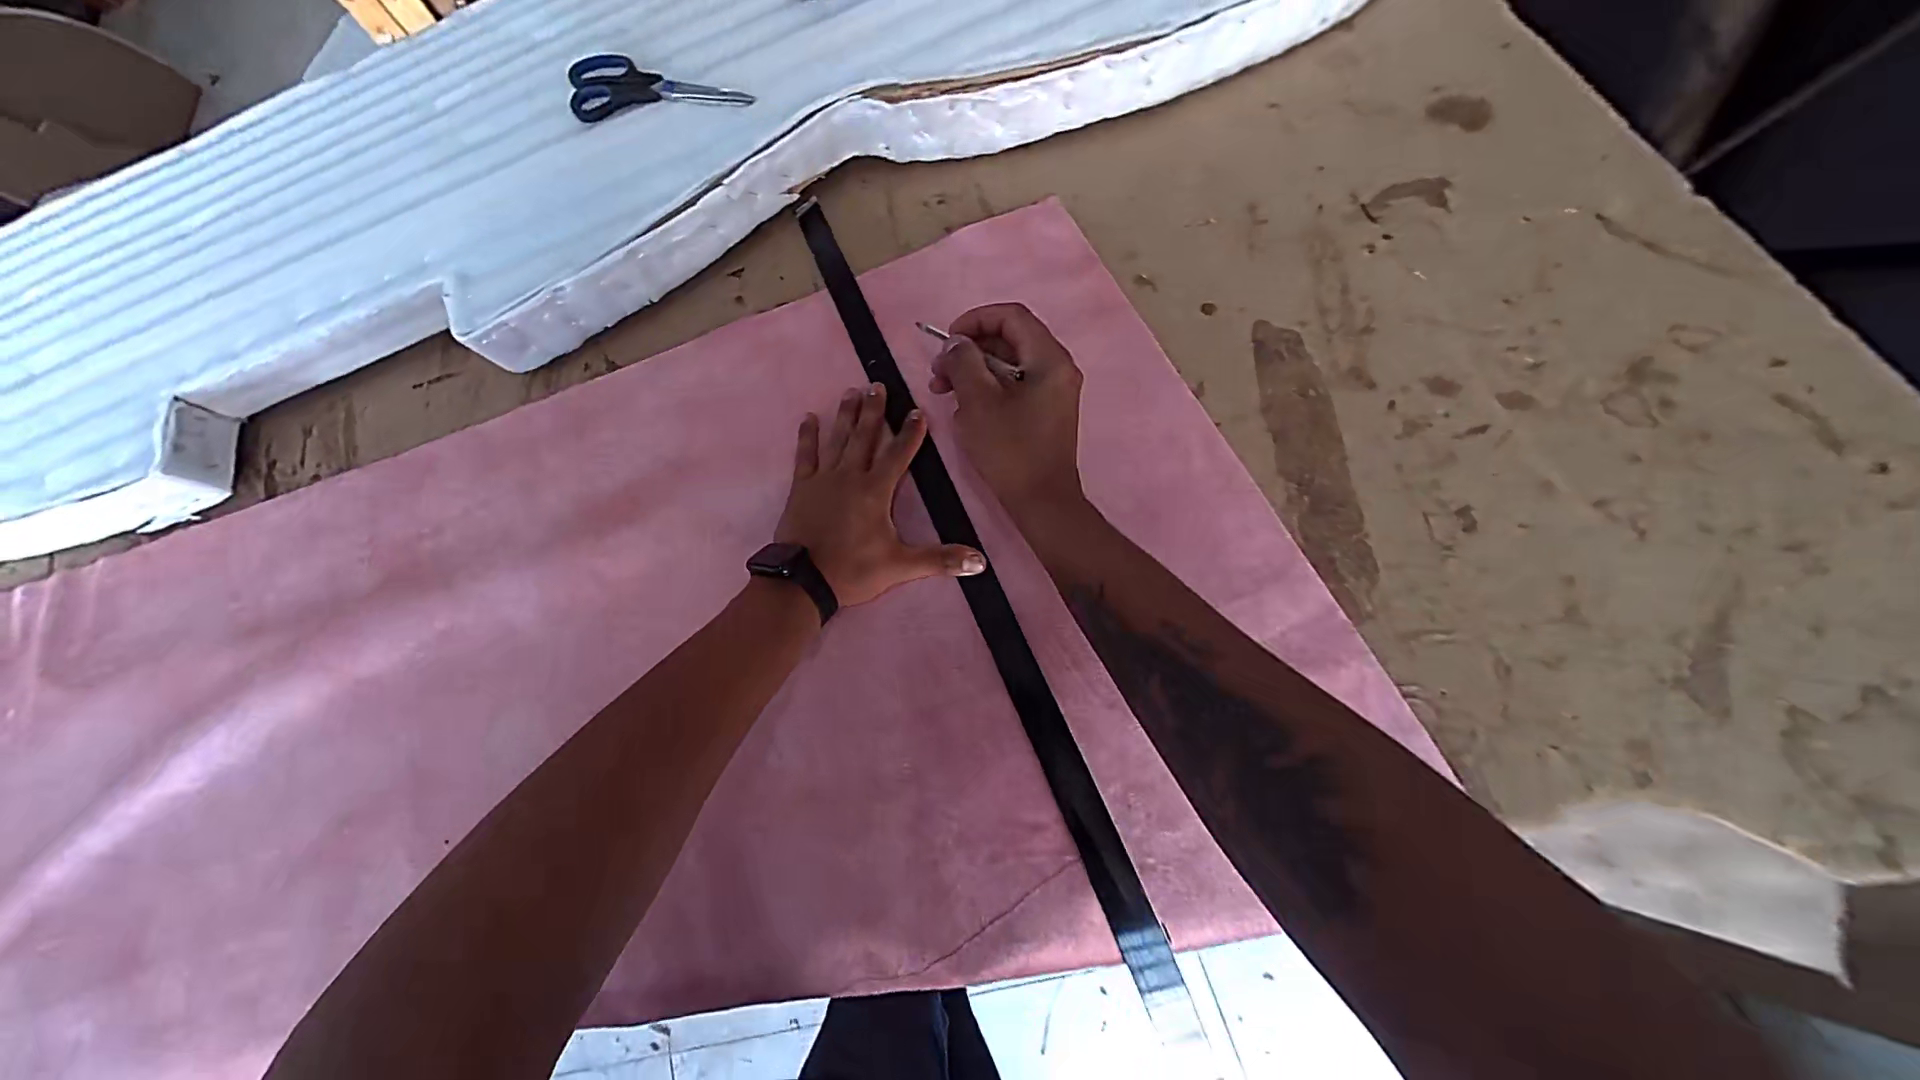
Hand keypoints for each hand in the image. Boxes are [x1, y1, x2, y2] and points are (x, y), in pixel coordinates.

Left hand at [775, 383, 985, 606]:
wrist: (802, 580)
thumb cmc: (853, 570)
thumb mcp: (901, 566)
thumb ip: (940, 559)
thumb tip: (980, 562)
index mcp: (876, 491)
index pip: (899, 454)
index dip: (911, 433)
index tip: (917, 411)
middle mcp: (850, 477)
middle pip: (865, 436)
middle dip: (874, 410)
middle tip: (878, 385)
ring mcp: (823, 479)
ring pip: (838, 439)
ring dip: (846, 415)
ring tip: (851, 392)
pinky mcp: (801, 488)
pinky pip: (805, 455)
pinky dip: (808, 437)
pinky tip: (809, 418)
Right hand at [928, 303, 1086, 517]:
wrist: (1041, 501)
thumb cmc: (1010, 451)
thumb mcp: (978, 401)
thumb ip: (964, 362)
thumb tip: (957, 344)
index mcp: (1048, 359)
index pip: (1011, 316)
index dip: (974, 320)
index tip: (947, 341)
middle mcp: (1057, 369)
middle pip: (1009, 340)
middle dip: (969, 351)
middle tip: (939, 374)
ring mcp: (1053, 392)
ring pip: (1008, 366)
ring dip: (974, 373)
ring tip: (945, 393)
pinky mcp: (1045, 413)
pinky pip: (1014, 388)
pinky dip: (987, 391)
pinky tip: (966, 411)